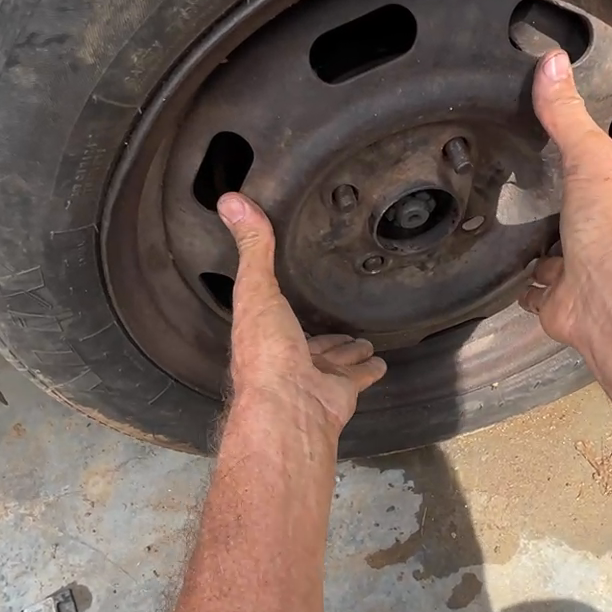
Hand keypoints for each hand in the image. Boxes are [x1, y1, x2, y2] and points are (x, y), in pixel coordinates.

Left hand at [217, 193, 386, 436]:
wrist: (291, 407)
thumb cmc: (266, 354)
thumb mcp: (257, 290)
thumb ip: (254, 248)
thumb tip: (231, 203)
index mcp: (261, 334)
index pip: (271, 311)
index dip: (280, 299)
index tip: (289, 286)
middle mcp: (285, 357)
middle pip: (307, 339)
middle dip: (321, 331)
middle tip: (334, 317)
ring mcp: (313, 376)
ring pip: (333, 360)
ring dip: (345, 350)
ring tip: (359, 338)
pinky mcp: (340, 392)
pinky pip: (358, 377)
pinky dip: (369, 369)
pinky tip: (379, 362)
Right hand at [518, 50, 611, 347]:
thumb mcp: (590, 159)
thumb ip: (567, 117)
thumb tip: (551, 61)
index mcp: (607, 198)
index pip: (585, 170)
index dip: (567, 158)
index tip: (538, 141)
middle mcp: (593, 235)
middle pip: (562, 215)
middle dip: (541, 208)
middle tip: (506, 189)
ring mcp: (573, 271)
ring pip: (545, 256)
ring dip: (527, 249)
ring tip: (495, 231)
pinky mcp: (551, 302)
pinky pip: (529, 292)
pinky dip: (517, 286)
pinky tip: (498, 274)